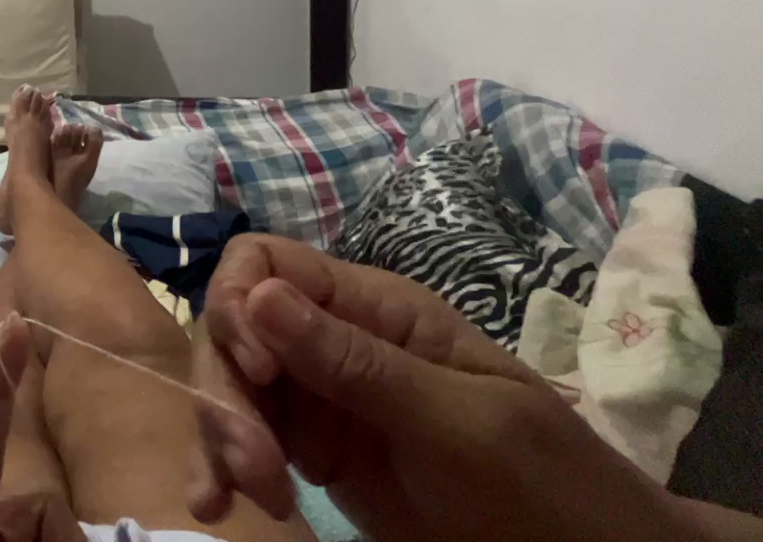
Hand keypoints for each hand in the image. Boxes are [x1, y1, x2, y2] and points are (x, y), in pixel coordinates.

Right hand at [196, 236, 702, 541]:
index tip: (253, 369)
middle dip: (226, 391)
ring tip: (241, 499)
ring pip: (227, 382)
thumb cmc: (549, 489)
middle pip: (233, 328)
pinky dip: (218, 464)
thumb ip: (358, 362)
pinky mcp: (306, 445)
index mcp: (371, 307)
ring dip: (219, 434)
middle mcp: (327, 336)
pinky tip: (213, 502)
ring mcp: (313, 392)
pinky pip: (241, 436)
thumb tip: (257, 294)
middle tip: (253, 469)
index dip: (236, 299)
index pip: (265, 261)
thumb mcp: (462, 424)